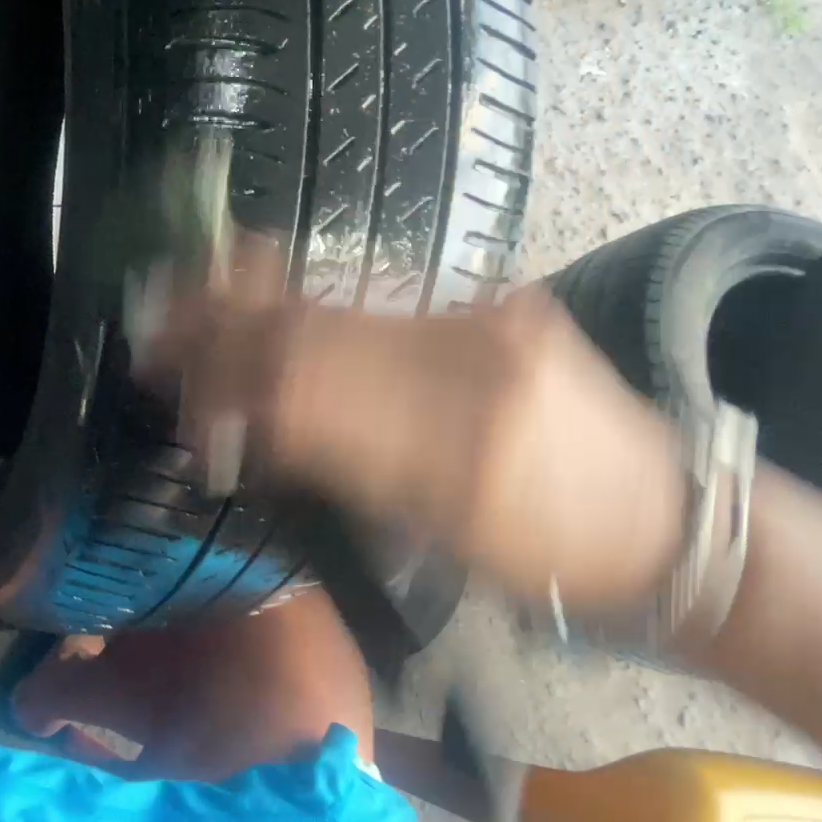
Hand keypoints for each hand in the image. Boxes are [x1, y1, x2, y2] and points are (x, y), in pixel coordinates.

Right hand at [139, 243, 689, 612]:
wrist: (668, 519)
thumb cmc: (543, 554)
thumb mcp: (432, 536)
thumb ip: (333, 467)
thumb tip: (242, 427)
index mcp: (455, 451)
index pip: (305, 402)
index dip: (225, 393)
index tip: (173, 396)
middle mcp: (471, 366)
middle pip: (308, 334)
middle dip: (216, 330)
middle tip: (152, 327)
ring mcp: (486, 318)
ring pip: (333, 297)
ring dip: (243, 293)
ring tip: (182, 282)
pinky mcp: (491, 297)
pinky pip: (370, 287)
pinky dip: (296, 284)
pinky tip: (251, 266)